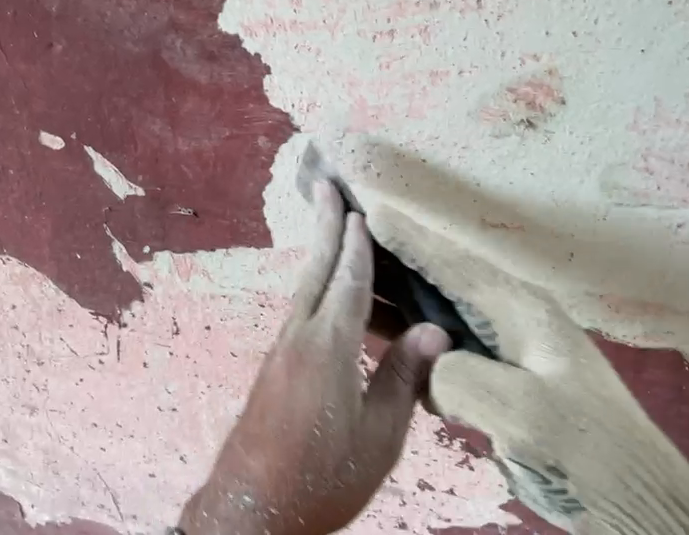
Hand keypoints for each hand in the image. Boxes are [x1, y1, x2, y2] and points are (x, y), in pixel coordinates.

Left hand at [180, 181, 450, 534]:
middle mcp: (299, 334)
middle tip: (327, 186)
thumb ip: (403, 378)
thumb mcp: (380, 436)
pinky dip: (315, 282)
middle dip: (325, 226)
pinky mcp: (275, 363)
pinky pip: (300, 308)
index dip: (358, 245)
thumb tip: (433, 330)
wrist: (255, 505)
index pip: (349, 282)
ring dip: (318, 251)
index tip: (361, 208)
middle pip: (317, 269)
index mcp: (328, 346)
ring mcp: (282, 347)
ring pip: (305, 286)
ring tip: (330, 224)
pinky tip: (325, 288)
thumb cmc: (325, 474)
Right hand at [365, 197, 688, 534]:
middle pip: (439, 273)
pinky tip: (379, 328)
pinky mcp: (502, 374)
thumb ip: (459, 378)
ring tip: (349, 273)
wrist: (642, 504)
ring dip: (396, 289)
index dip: (405, 238)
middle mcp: (510, 315)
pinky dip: (409, 326)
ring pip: (438, 305)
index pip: (448, 262)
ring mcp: (507, 344)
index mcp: (517, 309)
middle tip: (346, 230)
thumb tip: (424, 367)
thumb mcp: (520, 414)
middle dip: (393, 252)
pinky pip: (443, 338)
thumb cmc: (586, 451)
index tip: (364, 211)